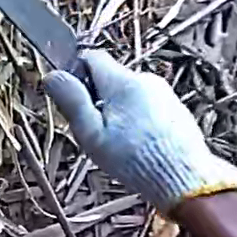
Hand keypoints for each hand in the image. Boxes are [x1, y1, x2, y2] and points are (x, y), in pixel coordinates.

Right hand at [40, 49, 236, 210]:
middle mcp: (146, 80)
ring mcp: (163, 93)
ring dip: (115, 111)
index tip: (71, 97)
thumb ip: (71, 100)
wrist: (184, 179)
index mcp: (122, 82)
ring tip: (115, 141)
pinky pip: (144, 105)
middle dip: (95, 98)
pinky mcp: (174, 108)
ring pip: (126, 93)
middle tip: (92, 129)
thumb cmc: (133, 159)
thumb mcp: (90, 133)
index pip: (91, 57)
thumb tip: (52, 76)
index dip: (75, 72)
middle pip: (108, 78)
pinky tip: (134, 143)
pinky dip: (134, 119)